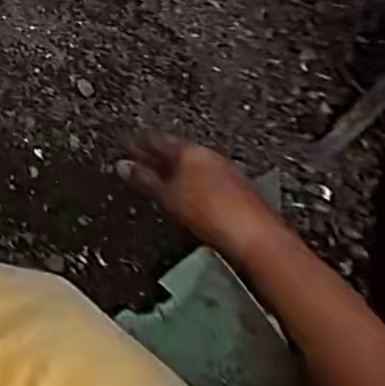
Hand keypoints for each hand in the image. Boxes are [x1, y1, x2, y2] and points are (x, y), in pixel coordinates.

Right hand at [117, 131, 280, 255]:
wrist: (261, 245)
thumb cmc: (214, 214)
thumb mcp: (166, 195)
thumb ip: (142, 178)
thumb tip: (123, 166)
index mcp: (193, 151)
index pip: (156, 139)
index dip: (136, 142)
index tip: (123, 144)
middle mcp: (213, 159)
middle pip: (177, 154)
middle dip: (155, 158)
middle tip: (136, 162)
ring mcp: (231, 178)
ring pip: (193, 169)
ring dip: (174, 174)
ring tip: (158, 183)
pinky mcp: (242, 197)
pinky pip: (208, 184)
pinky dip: (191, 187)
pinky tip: (185, 198)